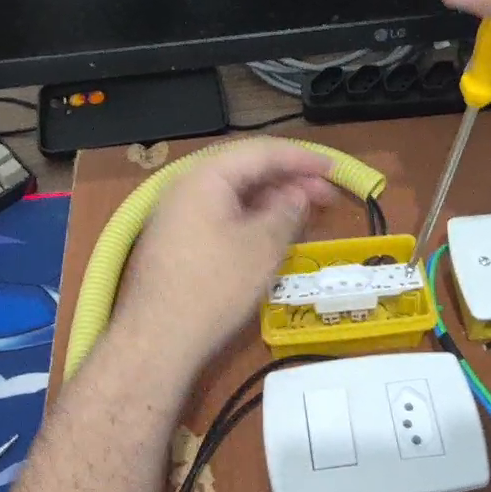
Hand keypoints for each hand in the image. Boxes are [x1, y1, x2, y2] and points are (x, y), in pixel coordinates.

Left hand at [108, 140, 336, 375]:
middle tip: (326, 196)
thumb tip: (297, 195)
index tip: (333, 170)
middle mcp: (187, 186)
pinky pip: (222, 214)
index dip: (301, 158)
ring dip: (272, 200)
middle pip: (246, 170)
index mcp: (206, 176)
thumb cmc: (214, 287)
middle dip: (289, 180)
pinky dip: (252, 218)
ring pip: (235, 194)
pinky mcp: (178, 239)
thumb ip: (286, 212)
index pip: (261, 152)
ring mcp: (179, 214)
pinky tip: (273, 234)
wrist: (157, 339)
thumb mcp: (262, 247)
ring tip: (305, 214)